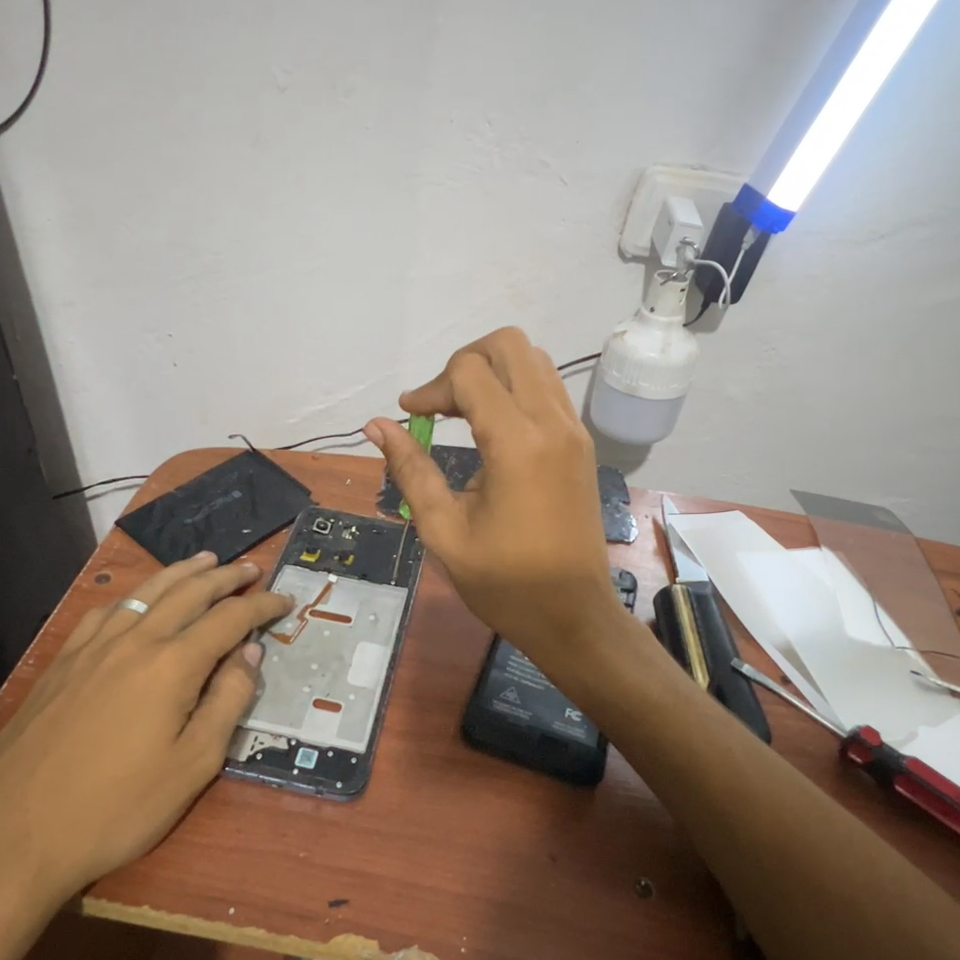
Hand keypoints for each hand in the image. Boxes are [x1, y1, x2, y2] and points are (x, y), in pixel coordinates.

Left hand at [0, 552, 291, 907]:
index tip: (285, 599)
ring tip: (205, 561)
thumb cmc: (118, 807)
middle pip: (188, 593)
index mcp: (172, 665)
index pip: (228, 620)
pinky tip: (136, 600)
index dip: (261, 606)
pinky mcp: (61, 663)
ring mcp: (91, 648)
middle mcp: (134, 642)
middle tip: (251, 568)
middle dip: (225, 577)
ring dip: (181, 573)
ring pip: (144, 593)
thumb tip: (250, 653)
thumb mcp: (193, 765)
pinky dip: (133, 595)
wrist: (17, 834)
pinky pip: (105, 612)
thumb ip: (228, 702)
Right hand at [364, 327, 616, 657]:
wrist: (573, 614)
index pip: (469, 372)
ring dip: (493, 372)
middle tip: (439, 402)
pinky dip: (516, 390)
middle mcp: (552, 423)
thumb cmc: (504, 582)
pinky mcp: (581, 444)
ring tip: (462, 413)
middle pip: (509, 344)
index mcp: (517, 443)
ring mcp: (574, 431)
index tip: (410, 415)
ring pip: (535, 361)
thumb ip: (411, 469)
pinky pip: (549, 390)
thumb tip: (377, 425)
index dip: (431, 386)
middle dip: (465, 361)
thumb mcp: (444, 530)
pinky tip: (491, 429)